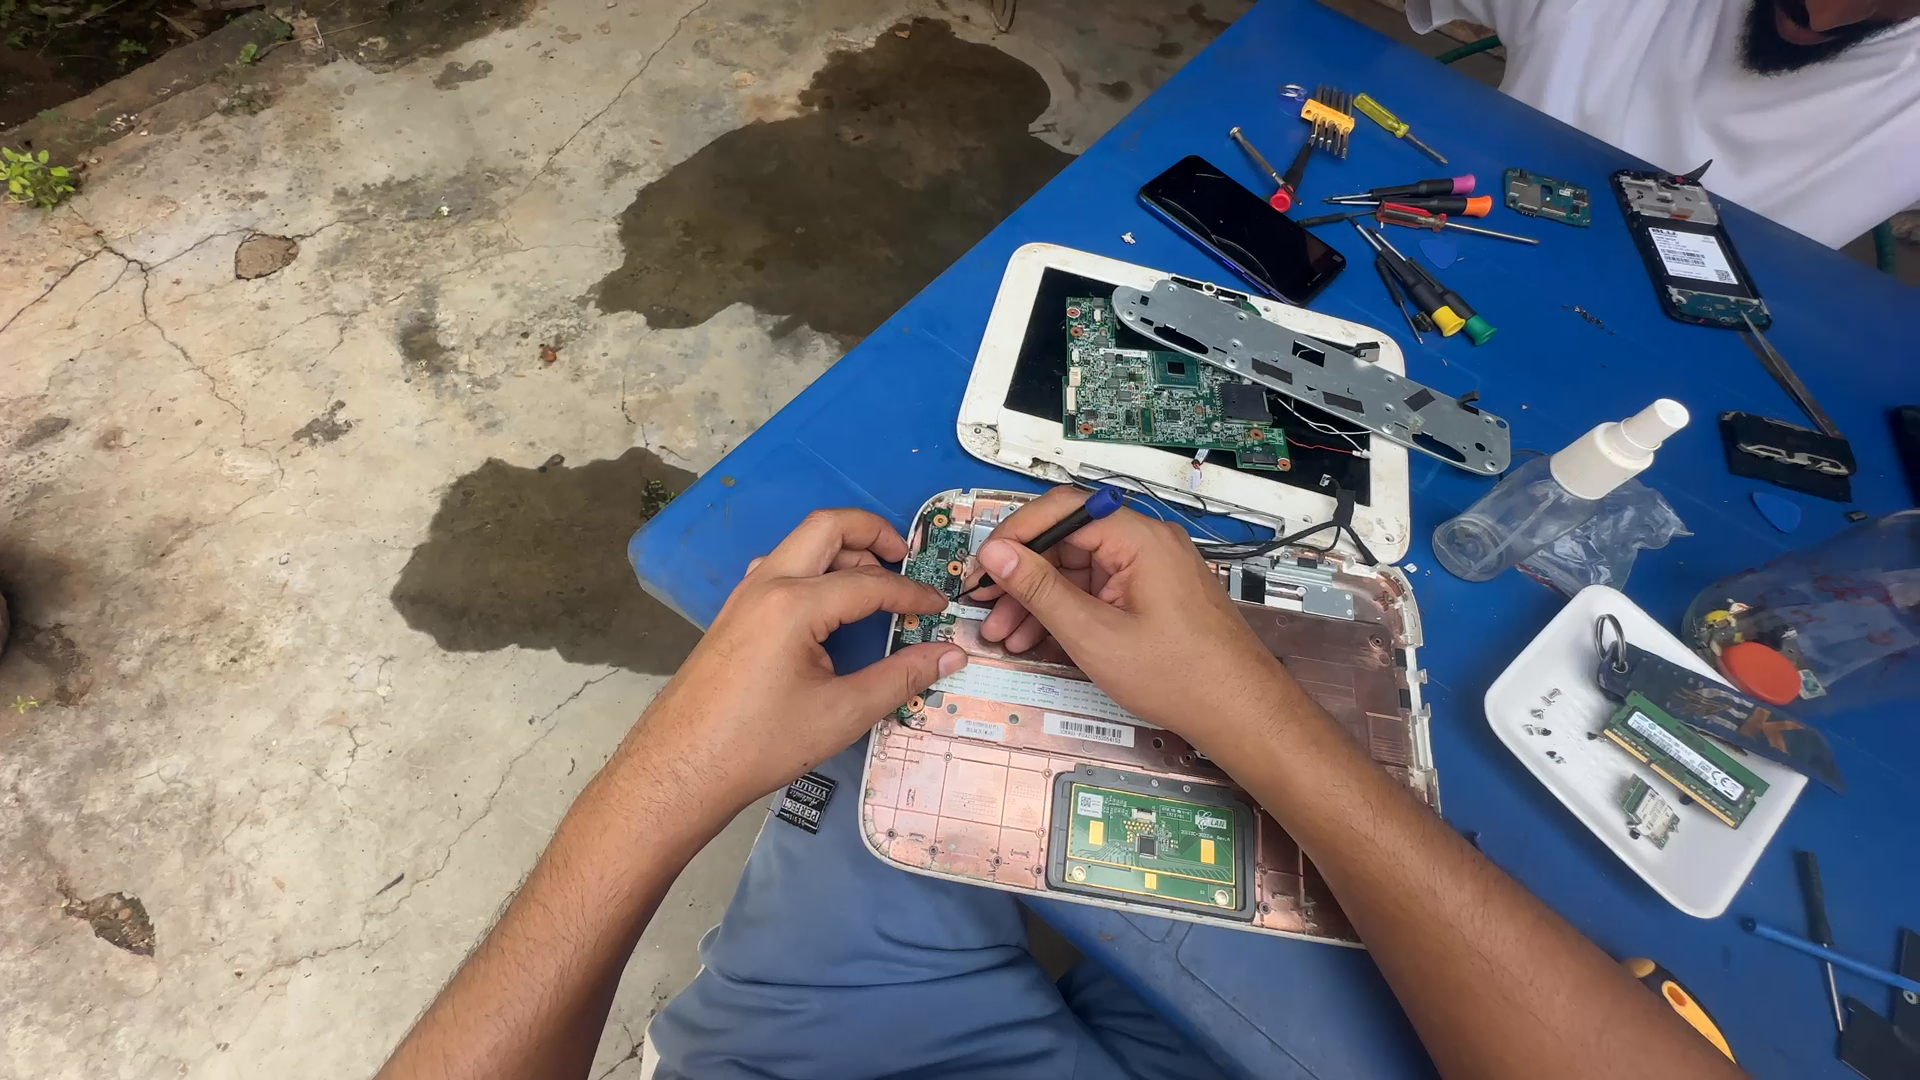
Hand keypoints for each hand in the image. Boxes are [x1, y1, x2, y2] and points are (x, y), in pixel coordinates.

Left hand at [624, 509, 967, 822]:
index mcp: (795, 603)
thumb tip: (951, 654)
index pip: (870, 582)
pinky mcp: (734, 613)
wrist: (677, 771)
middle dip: (873, 532)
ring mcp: (744, 595)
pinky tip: (828, 605)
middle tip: (906, 557)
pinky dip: (814, 568)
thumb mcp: (842, 713)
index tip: (941, 607)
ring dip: (841, 549)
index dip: (913, 593)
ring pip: (801, 544)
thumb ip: (902, 677)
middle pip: (828, 526)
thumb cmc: (761, 743)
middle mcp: (767, 583)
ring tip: (874, 580)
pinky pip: (781, 567)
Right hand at [971, 487, 1289, 747]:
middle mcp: (1145, 543)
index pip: (1063, 509)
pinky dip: (1065, 611)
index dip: (1017, 534)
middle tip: (986, 606)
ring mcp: (1147, 569)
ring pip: (1076, 570)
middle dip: (1022, 576)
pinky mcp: (1148, 593)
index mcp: (1138, 538)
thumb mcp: (1093, 633)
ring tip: (1005, 634)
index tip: (986, 565)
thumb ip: (1040, 589)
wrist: (1239, 713)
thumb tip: (997, 553)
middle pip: (1066, 542)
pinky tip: (1036, 638)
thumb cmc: (1178, 675)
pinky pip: (1095, 590)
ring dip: (1037, 600)